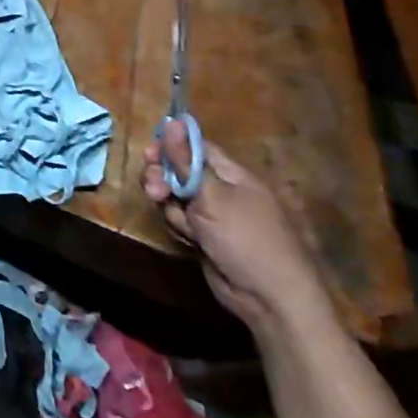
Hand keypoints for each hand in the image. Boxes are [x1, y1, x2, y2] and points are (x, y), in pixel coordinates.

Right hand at [143, 119, 316, 328]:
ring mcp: (212, 215)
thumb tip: (172, 120)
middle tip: (154, 191)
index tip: (149, 153)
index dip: (171, 146)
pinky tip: (189, 239)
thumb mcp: (212, 196)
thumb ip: (186, 161)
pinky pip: (181, 221)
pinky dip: (180, 228)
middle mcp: (220, 189)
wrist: (268, 297)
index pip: (195, 147)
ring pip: (176, 198)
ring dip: (172, 206)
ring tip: (184, 224)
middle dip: (163, 178)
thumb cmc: (245, 237)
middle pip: (180, 171)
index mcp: (230, 172)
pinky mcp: (204, 238)